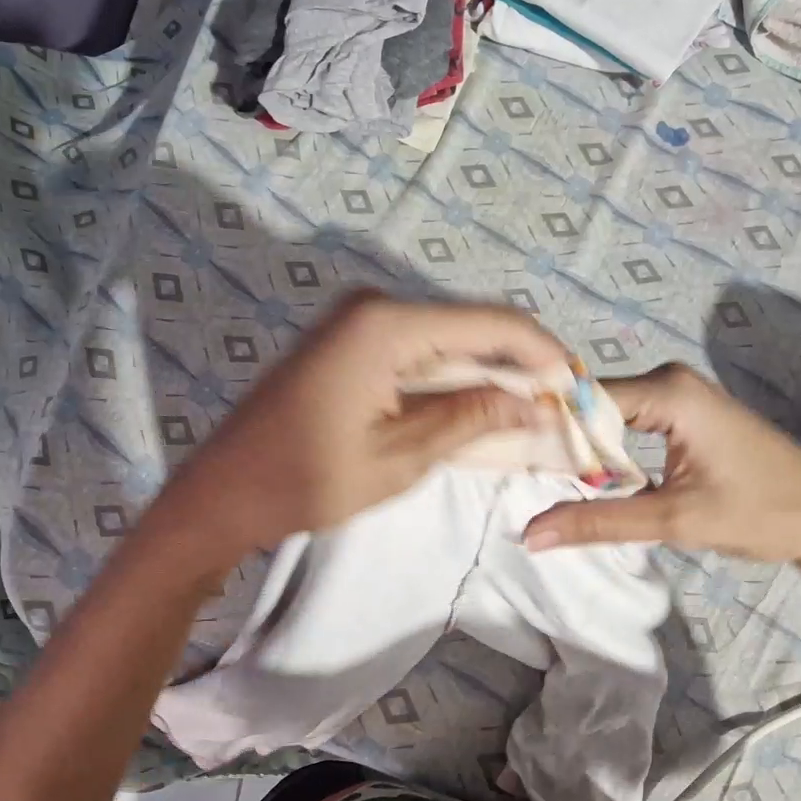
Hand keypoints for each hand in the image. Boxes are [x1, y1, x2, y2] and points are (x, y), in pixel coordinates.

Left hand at [139, 291, 566, 569]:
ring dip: (489, 375)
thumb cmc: (305, 481)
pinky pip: (419, 351)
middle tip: (562, 409)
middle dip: (520, 367)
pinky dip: (453, 379)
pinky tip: (479, 410)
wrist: (221, 493)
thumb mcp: (400, 457)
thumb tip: (537, 403)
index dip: (544, 355)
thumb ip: (472, 419)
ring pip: (449, 340)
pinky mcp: (349, 340)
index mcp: (386, 324)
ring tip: (531, 416)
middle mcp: (375, 306)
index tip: (580, 390)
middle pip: (472, 327)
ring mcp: (358, 320)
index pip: (492, 323)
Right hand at [521, 363, 800, 575]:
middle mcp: (670, 380)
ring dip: (583, 447)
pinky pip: (629, 422)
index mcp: (669, 391)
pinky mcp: (685, 413)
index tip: (512, 461)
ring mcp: (679, 394)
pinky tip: (586, 475)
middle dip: (561, 440)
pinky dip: (608, 449)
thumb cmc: (762, 514)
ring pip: (609, 415)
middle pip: (594, 405)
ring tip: (541, 478)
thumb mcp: (676, 519)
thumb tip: (529, 534)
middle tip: (520, 475)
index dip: (547, 429)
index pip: (585, 400)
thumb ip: (599, 521)